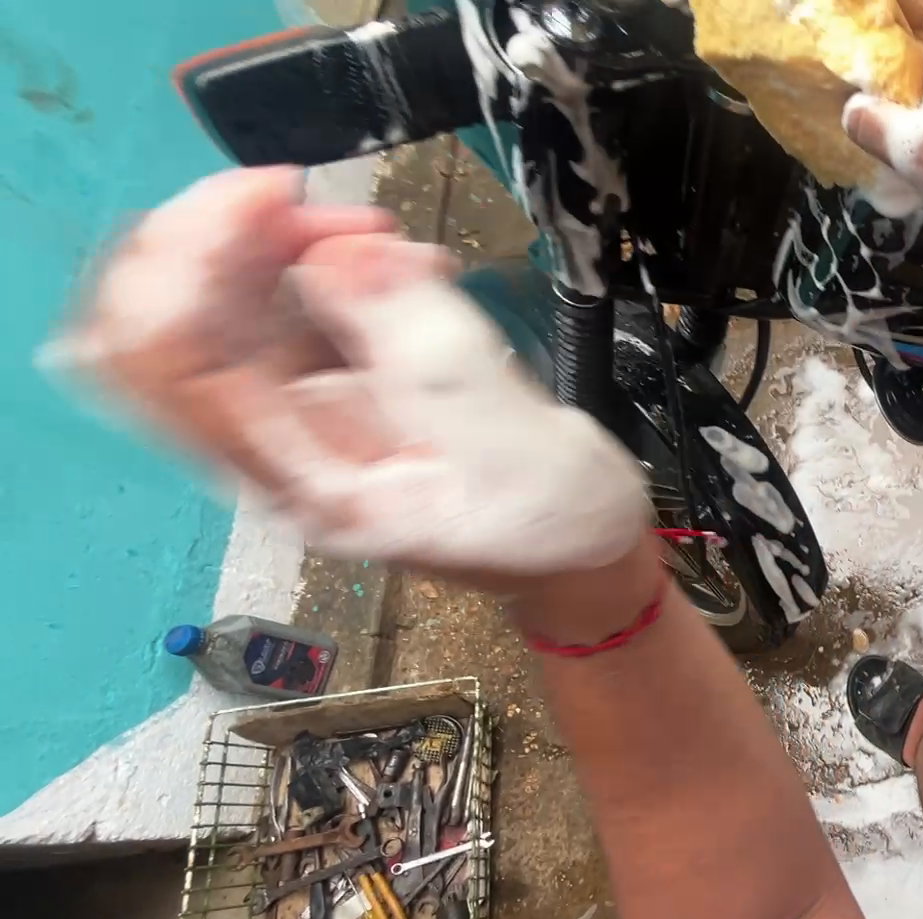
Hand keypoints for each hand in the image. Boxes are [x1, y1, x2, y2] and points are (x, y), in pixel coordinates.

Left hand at [60, 167, 654, 607]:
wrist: (588, 550)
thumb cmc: (561, 522)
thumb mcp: (516, 445)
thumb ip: (435, 357)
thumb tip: (347, 255)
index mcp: (308, 483)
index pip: (170, 360)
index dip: (191, 259)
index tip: (279, 200)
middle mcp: (285, 450)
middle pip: (187, 320)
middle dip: (249, 243)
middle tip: (354, 220)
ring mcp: (315, 423)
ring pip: (243, 309)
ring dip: (302, 253)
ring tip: (403, 246)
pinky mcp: (355, 398)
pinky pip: (312, 317)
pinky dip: (349, 275)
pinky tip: (413, 271)